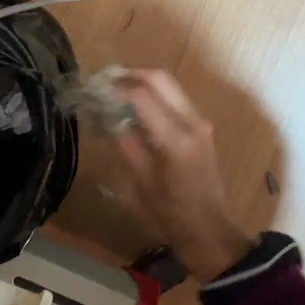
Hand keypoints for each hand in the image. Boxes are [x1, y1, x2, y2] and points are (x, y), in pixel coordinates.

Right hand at [111, 68, 256, 281]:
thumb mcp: (141, 181)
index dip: (116, 88)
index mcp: (175, 138)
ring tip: (118, 90)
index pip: (141, 96)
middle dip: (131, 74)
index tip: (95, 89)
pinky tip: (137, 106)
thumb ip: (126, 143)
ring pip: (170, 84)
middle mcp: (192, 121)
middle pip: (160, 78)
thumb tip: (108, 115)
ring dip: (143, 81)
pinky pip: (176, 98)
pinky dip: (155, 94)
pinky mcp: (202, 126)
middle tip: (106, 80)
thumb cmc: (171, 213)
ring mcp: (200, 121)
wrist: (209, 230)